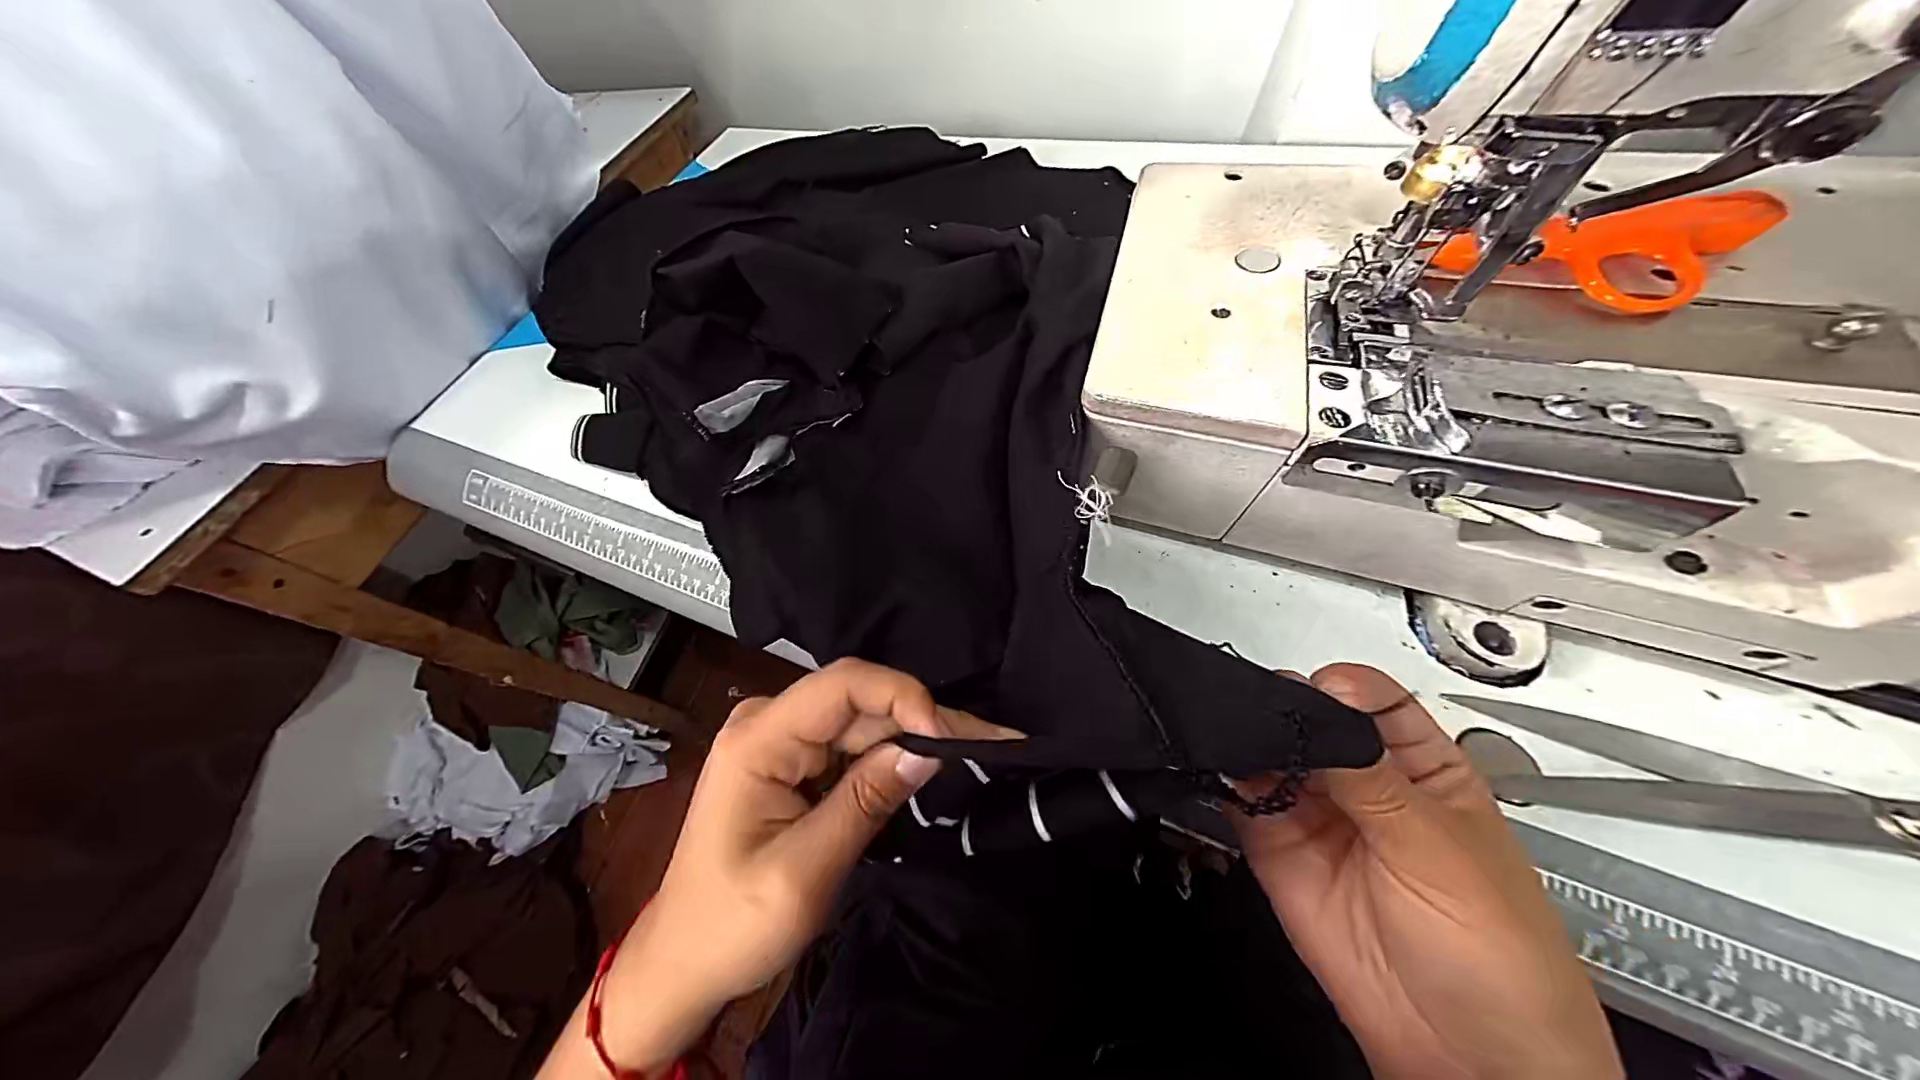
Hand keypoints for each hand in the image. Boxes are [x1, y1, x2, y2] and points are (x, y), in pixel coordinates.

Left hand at [540, 658, 1018, 1079]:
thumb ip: (865, 802)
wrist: (683, 961)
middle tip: (995, 741)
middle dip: (926, 720)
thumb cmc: (730, 925)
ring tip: (983, 748)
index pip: (843, 685)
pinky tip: (940, 760)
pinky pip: (856, 746)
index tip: (948, 738)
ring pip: (867, 721)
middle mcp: (770, 722)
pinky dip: (898, 756)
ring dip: (920, 738)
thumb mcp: (803, 873)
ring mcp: (784, 740)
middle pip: (862, 700)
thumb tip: (926, 751)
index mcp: (757, 738)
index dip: (904, 697)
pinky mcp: (797, 761)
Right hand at [1232, 664, 1621, 1079]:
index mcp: (1421, 771)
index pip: (1375, 703)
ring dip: (1251, 743)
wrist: (1461, 1059)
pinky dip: (1224, 780)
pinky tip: (1223, 772)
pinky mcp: (1278, 848)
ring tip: (1242, 742)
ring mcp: (1318, 816)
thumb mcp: (1440, 851)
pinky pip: (1241, 800)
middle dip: (1287, 714)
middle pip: (1313, 724)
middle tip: (1270, 717)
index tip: (1323, 687)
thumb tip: (1324, 708)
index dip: (1345, 688)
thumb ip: (1371, 778)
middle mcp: (1364, 787)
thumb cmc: (1502, 961)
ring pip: (1270, 755)